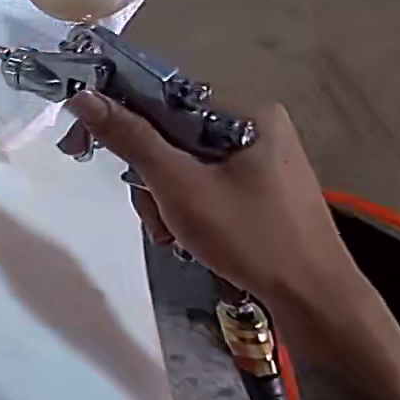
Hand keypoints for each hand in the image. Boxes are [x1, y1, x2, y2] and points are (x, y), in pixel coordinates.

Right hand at [61, 92, 364, 318]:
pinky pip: (198, 178)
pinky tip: (183, 231)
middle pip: (168, 132)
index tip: (86, 141)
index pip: (162, 96)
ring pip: (178, 159)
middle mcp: (252, 125)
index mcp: (244, 112)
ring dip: (161, 195)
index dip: (118, 115)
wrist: (316, 303)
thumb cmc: (250, 237)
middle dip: (147, 173)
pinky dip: (180, 203)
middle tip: (150, 208)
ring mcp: (256, 156)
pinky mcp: (256, 184)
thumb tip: (83, 97)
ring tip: (169, 229)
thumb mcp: (178, 184)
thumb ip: (130, 137)